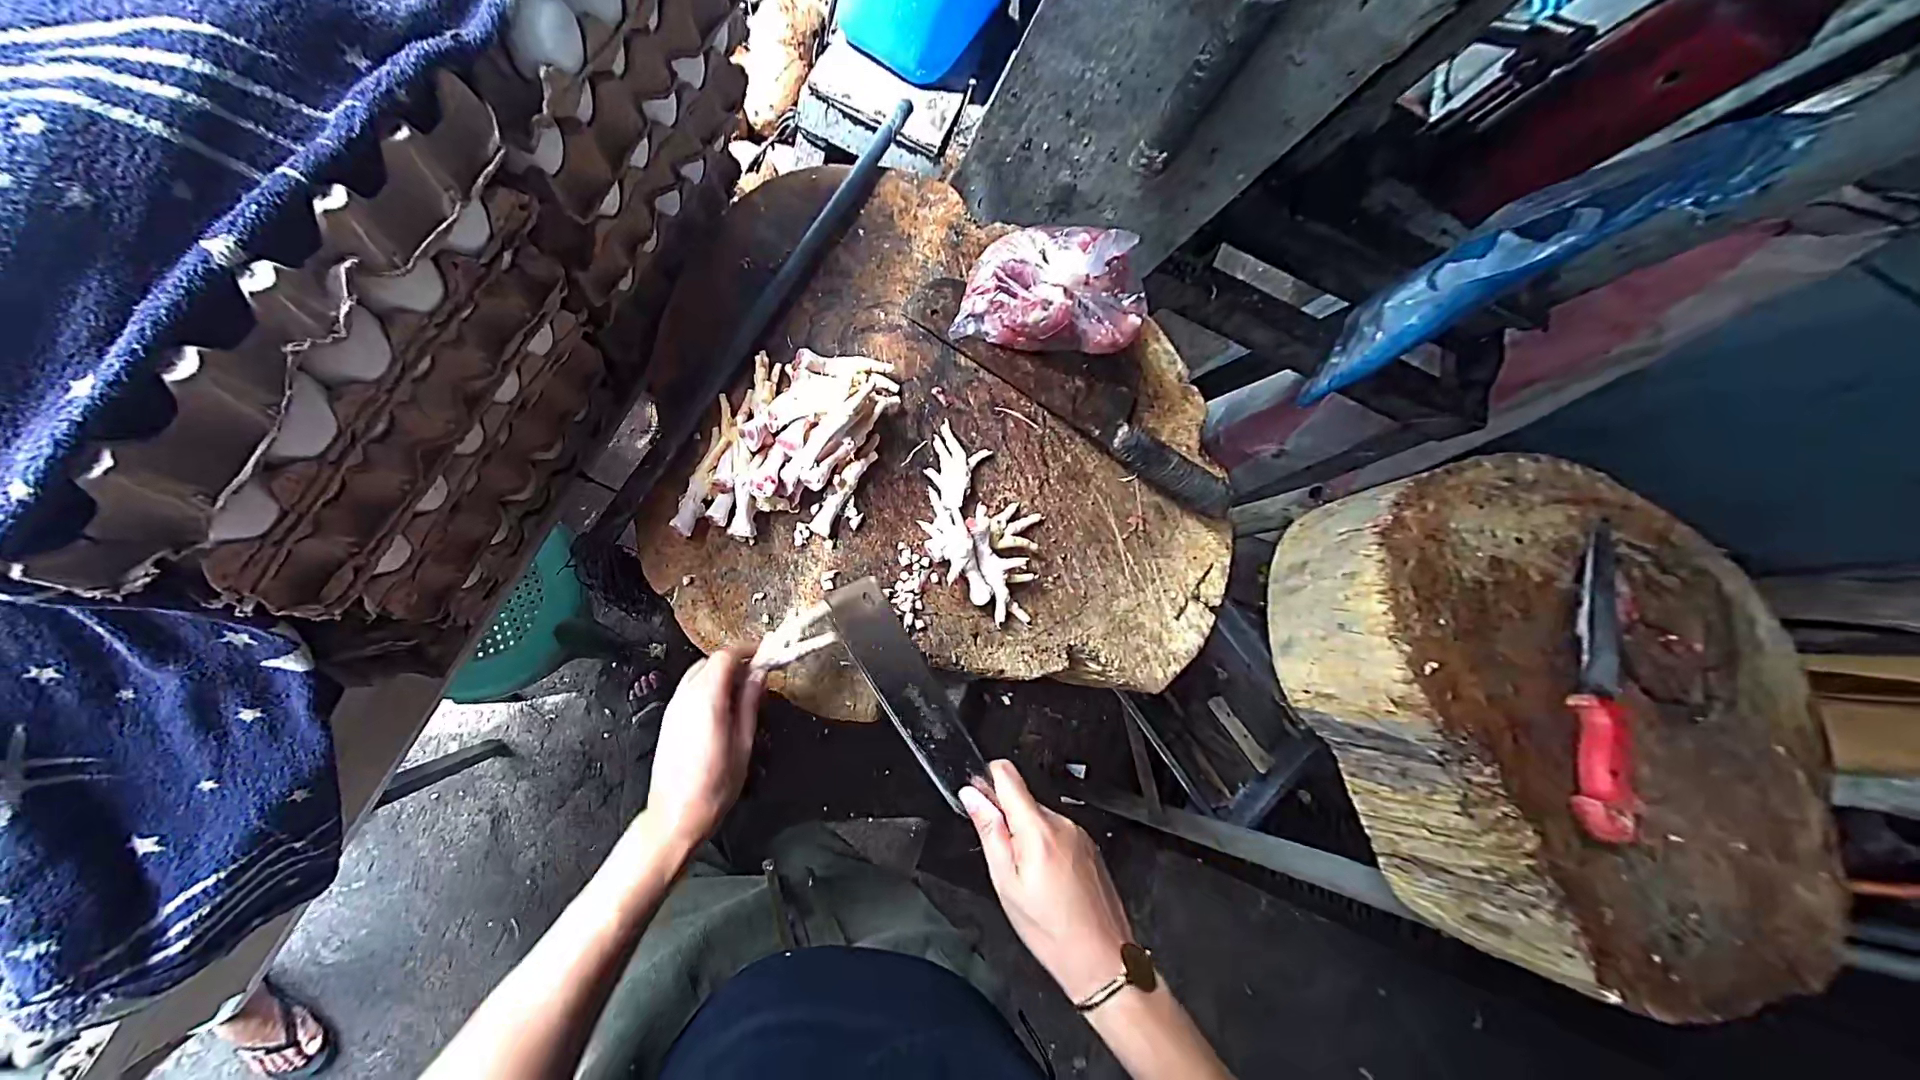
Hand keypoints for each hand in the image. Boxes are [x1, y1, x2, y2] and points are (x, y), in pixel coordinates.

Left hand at [644, 645, 763, 851]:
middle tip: (760, 674)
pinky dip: (709, 688)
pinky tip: (725, 708)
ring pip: (699, 673)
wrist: (675, 817)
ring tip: (744, 693)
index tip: (767, 654)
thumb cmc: (710, 789)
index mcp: (706, 701)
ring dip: (722, 675)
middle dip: (737, 662)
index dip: (749, 650)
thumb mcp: (744, 743)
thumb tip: (760, 676)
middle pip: (712, 661)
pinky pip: (690, 690)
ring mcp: (674, 709)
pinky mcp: (669, 720)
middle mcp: (685, 699)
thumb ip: (750, 703)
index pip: (726, 656)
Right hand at [960, 760, 1133, 1002]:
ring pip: (1040, 819)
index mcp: (1038, 828)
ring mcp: (1079, 833)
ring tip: (1030, 880)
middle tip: (1006, 863)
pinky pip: (1058, 834)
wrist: (1100, 959)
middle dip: (1007, 821)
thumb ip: (989, 831)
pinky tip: (1049, 883)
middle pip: (1022, 799)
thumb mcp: (1006, 883)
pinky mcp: (1089, 846)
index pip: (1006, 773)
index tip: (979, 797)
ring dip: (1027, 838)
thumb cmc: (1053, 930)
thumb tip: (972, 796)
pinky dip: (1046, 849)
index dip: (986, 780)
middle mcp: (1063, 823)